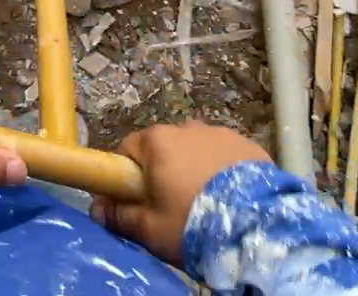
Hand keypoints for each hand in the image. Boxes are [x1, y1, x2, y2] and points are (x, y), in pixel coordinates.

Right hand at [90, 122, 270, 261]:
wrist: (261, 231)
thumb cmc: (195, 225)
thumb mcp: (151, 230)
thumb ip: (120, 216)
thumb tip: (96, 208)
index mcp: (156, 141)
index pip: (128, 150)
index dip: (130, 177)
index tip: (140, 201)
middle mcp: (184, 127)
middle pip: (163, 149)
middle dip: (165, 172)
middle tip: (176, 208)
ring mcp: (219, 133)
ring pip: (196, 151)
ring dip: (196, 170)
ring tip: (210, 204)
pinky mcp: (248, 145)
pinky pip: (225, 157)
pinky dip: (224, 172)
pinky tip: (234, 199)